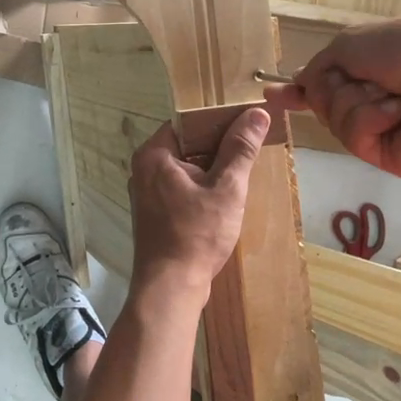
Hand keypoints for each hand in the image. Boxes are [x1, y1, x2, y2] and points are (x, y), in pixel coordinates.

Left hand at [127, 109, 268, 298]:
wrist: (170, 287)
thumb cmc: (197, 234)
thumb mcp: (226, 188)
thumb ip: (241, 149)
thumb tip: (257, 113)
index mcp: (153, 154)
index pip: (188, 123)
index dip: (218, 123)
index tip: (246, 127)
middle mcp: (143, 169)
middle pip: (186, 145)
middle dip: (218, 150)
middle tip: (250, 153)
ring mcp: (145, 192)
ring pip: (185, 169)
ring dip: (211, 172)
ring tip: (241, 177)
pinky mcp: (153, 213)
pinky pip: (179, 189)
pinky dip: (200, 190)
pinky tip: (223, 202)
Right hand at [263, 16, 400, 177]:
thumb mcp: (350, 45)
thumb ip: (318, 68)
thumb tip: (295, 83)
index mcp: (370, 72)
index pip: (326, 85)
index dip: (301, 91)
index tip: (273, 95)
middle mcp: (373, 102)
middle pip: (324, 102)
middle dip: (336, 86)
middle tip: (367, 77)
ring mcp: (381, 132)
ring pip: (336, 120)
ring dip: (356, 101)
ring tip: (392, 95)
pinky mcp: (388, 157)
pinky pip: (355, 138)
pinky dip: (370, 119)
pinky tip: (396, 112)